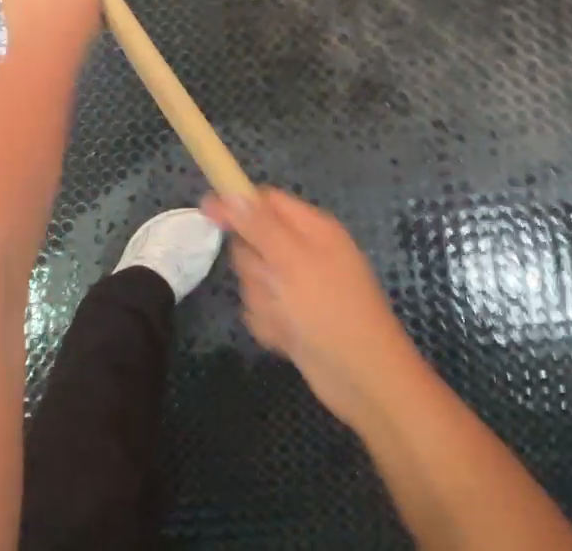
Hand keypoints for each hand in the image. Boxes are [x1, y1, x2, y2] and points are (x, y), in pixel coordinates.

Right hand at [202, 188, 417, 427]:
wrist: (363, 380)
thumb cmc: (331, 312)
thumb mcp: (292, 261)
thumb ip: (259, 225)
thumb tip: (231, 191)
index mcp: (312, 229)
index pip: (266, 202)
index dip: (236, 205)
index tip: (208, 214)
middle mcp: (304, 253)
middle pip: (253, 242)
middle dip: (254, 267)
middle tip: (273, 283)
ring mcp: (298, 287)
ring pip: (253, 279)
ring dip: (262, 300)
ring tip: (286, 317)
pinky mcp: (292, 317)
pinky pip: (261, 308)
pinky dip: (269, 323)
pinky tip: (288, 337)